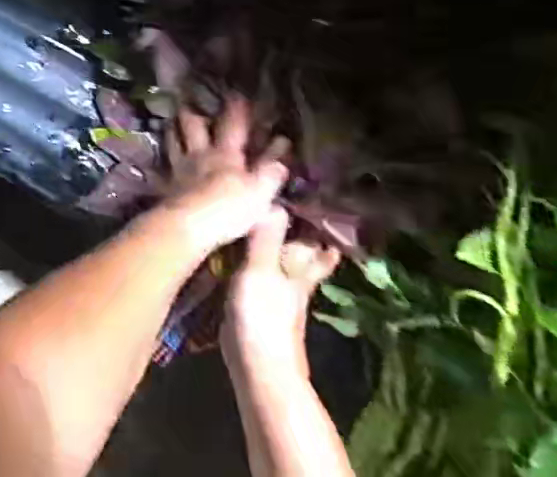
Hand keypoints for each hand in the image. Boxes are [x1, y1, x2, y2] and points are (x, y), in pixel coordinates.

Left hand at [155, 95, 288, 253]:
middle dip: (194, 111)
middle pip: (193, 125)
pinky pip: (167, 157)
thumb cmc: (229, 209)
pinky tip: (167, 150)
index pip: (232, 127)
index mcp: (225, 155)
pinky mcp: (169, 179)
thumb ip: (269, 174)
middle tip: (190, 99)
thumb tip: (279, 159)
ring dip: (175, 126)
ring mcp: (181, 165)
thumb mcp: (260, 194)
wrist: (188, 223)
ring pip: (175, 137)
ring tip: (173, 119)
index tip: (236, 94)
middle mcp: (200, 154)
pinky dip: (168, 149)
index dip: (236, 110)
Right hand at [222, 208, 341, 378]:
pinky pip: (257, 264)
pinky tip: (236, 242)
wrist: (256, 361)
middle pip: (302, 247)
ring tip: (256, 209)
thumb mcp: (261, 272)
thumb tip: (274, 200)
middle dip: (298, 226)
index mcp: (300, 269)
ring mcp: (275, 287)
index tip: (313, 194)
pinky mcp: (254, 294)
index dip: (320, 220)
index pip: (318, 240)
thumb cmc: (264, 315)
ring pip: (280, 255)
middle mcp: (293, 275)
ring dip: (273, 236)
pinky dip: (252, 251)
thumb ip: (265, 239)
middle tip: (284, 196)